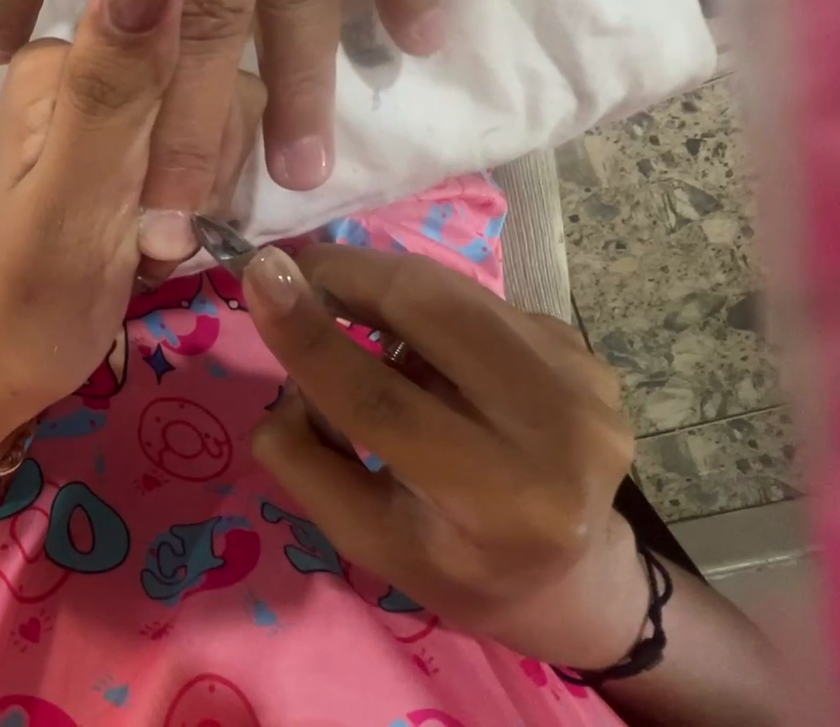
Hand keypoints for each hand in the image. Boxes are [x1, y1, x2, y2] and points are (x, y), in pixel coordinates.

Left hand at [0, 0, 261, 480]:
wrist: (7, 376)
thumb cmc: (32, 301)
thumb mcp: (75, 200)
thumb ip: (111, 86)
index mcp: (62, 63)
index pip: (197, 47)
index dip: (202, 142)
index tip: (159, 214)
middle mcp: (86, 71)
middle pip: (214, 85)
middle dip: (202, 178)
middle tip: (150, 239)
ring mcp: (109, 114)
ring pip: (220, 125)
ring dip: (202, 201)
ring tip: (149, 248)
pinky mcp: (127, 152)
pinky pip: (207, 157)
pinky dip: (199, 211)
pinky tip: (161, 245)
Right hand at [243, 244, 646, 669]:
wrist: (568, 568)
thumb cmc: (447, 559)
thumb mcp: (357, 532)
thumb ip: (299, 450)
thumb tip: (284, 345)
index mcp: (498, 501)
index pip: (382, 402)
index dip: (310, 335)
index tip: (256, 271)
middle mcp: (561, 430)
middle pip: (429, 310)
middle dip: (345, 274)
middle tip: (292, 276)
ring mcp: (583, 378)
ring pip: (449, 287)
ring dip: (378, 285)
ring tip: (345, 312)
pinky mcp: (583, 347)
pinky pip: (473, 297)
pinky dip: (421, 305)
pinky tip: (416, 346)